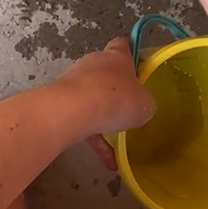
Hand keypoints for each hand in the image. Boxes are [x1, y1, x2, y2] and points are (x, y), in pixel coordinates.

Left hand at [49, 38, 154, 153]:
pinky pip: (83, 123)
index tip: (138, 66)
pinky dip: (95, 141)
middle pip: (106, 73)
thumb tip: (139, 107)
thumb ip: (144, 103)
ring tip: (119, 144)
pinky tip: (108, 162)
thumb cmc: (116, 99)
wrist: (74, 111)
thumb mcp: (145, 104)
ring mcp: (75, 83)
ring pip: (93, 100)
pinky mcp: (62, 104)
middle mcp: (94, 64)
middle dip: (116, 90)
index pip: (123, 46)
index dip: (131, 53)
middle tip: (130, 108)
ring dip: (103, 119)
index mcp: (116, 57)